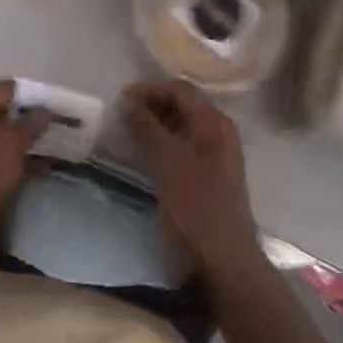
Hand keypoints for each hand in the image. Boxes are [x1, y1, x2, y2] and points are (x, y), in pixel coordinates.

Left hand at [0, 81, 48, 257]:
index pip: (10, 89)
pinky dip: (15, 160)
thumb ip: (32, 124)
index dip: (40, 98)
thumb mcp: (11, 145)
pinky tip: (42, 168)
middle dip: (35, 121)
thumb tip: (46, 111)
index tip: (65, 109)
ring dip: (28, 143)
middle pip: (5, 112)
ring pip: (1, 136)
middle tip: (65, 129)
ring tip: (60, 149)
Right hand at [123, 81, 260, 274]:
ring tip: (125, 132)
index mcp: (214, 123)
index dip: (150, 90)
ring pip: (181, 130)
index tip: (120, 98)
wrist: (222, 252)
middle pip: (182, 108)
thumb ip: (149, 128)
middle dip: (151, 107)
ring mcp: (215, 155)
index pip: (180, 91)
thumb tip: (130, 101)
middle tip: (119, 116)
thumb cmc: (196, 204)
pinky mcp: (207, 175)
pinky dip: (162, 146)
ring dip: (154, 127)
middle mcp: (218, 133)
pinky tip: (142, 154)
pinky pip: (182, 149)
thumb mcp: (169, 161)